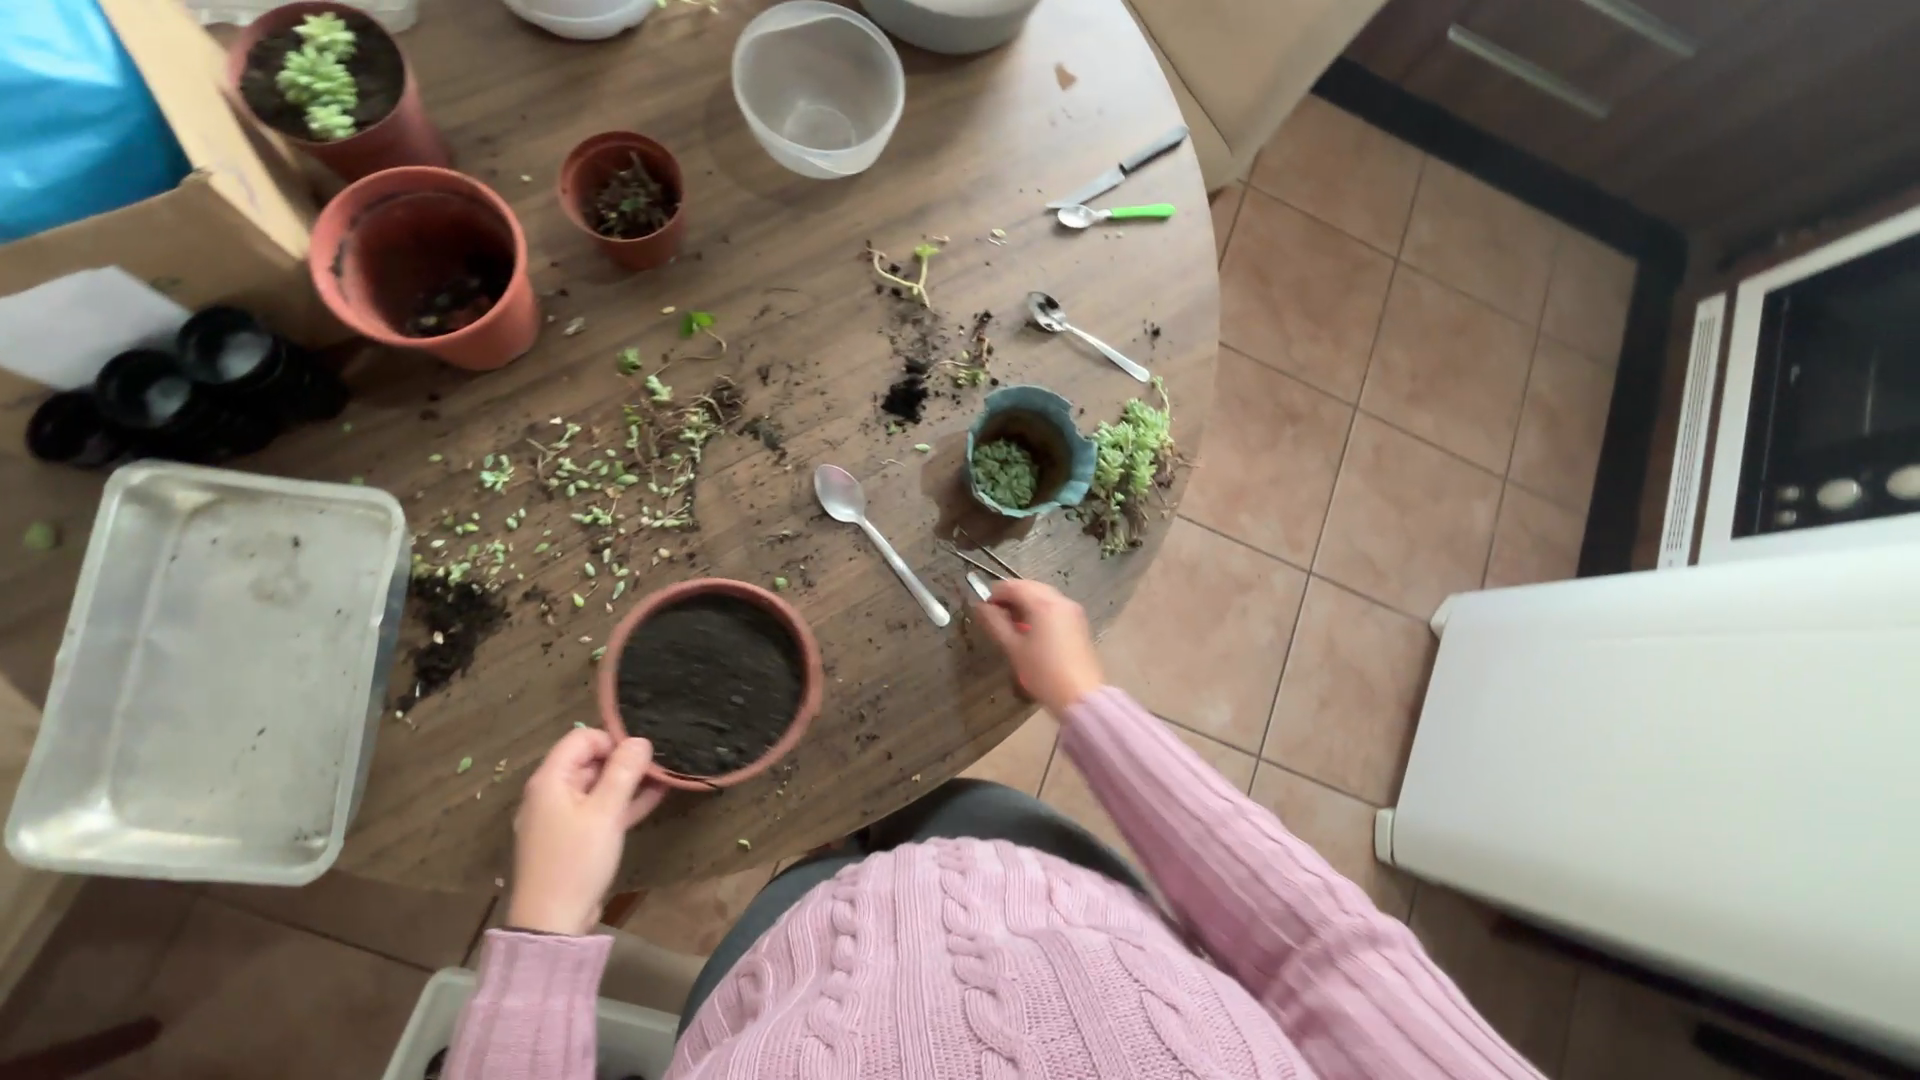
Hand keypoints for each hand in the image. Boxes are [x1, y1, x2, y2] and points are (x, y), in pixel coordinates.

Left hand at [506, 727, 666, 935]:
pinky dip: (624, 803)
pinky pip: (601, 810)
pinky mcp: (574, 838)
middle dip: (624, 760)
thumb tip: (640, 740)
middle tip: (658, 764)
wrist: (553, 923)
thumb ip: (624, 772)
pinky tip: (655, 796)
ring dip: (629, 781)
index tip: (641, 753)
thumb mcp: (605, 812)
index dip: (612, 740)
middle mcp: (552, 794)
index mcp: (550, 781)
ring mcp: (563, 817)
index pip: (581, 739)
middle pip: (590, 761)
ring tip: (665, 776)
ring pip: (599, 787)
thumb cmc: (576, 860)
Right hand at [972, 579, 1104, 713]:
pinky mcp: (1079, 622)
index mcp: (1043, 604)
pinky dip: (1040, 610)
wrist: (1080, 695)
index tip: (984, 609)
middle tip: (997, 615)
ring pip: (1044, 595)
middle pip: (1030, 587)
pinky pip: (1055, 606)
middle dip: (1011, 596)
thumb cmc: (1043, 672)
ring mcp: (1073, 611)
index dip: (995, 594)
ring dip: (1026, 602)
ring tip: (1013, 623)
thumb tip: (981, 607)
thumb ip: (995, 623)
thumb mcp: (1014, 648)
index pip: (1013, 586)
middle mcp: (1061, 600)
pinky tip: (1031, 628)